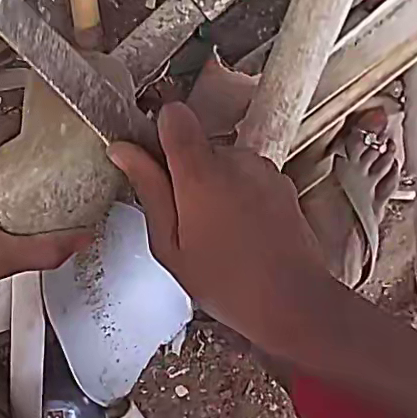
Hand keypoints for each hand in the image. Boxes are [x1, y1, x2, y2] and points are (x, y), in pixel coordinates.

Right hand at [108, 102, 337, 353]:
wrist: (294, 301)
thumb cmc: (224, 281)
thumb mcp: (169, 244)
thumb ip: (148, 188)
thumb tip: (122, 148)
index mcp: (201, 172)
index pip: (175, 116)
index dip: (159, 134)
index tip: (154, 166)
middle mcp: (236, 158)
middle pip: (197, 144)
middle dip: (184, 172)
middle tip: (185, 221)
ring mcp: (263, 168)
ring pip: (221, 160)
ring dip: (212, 184)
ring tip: (216, 232)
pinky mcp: (282, 181)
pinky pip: (245, 175)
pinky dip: (237, 193)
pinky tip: (241, 232)